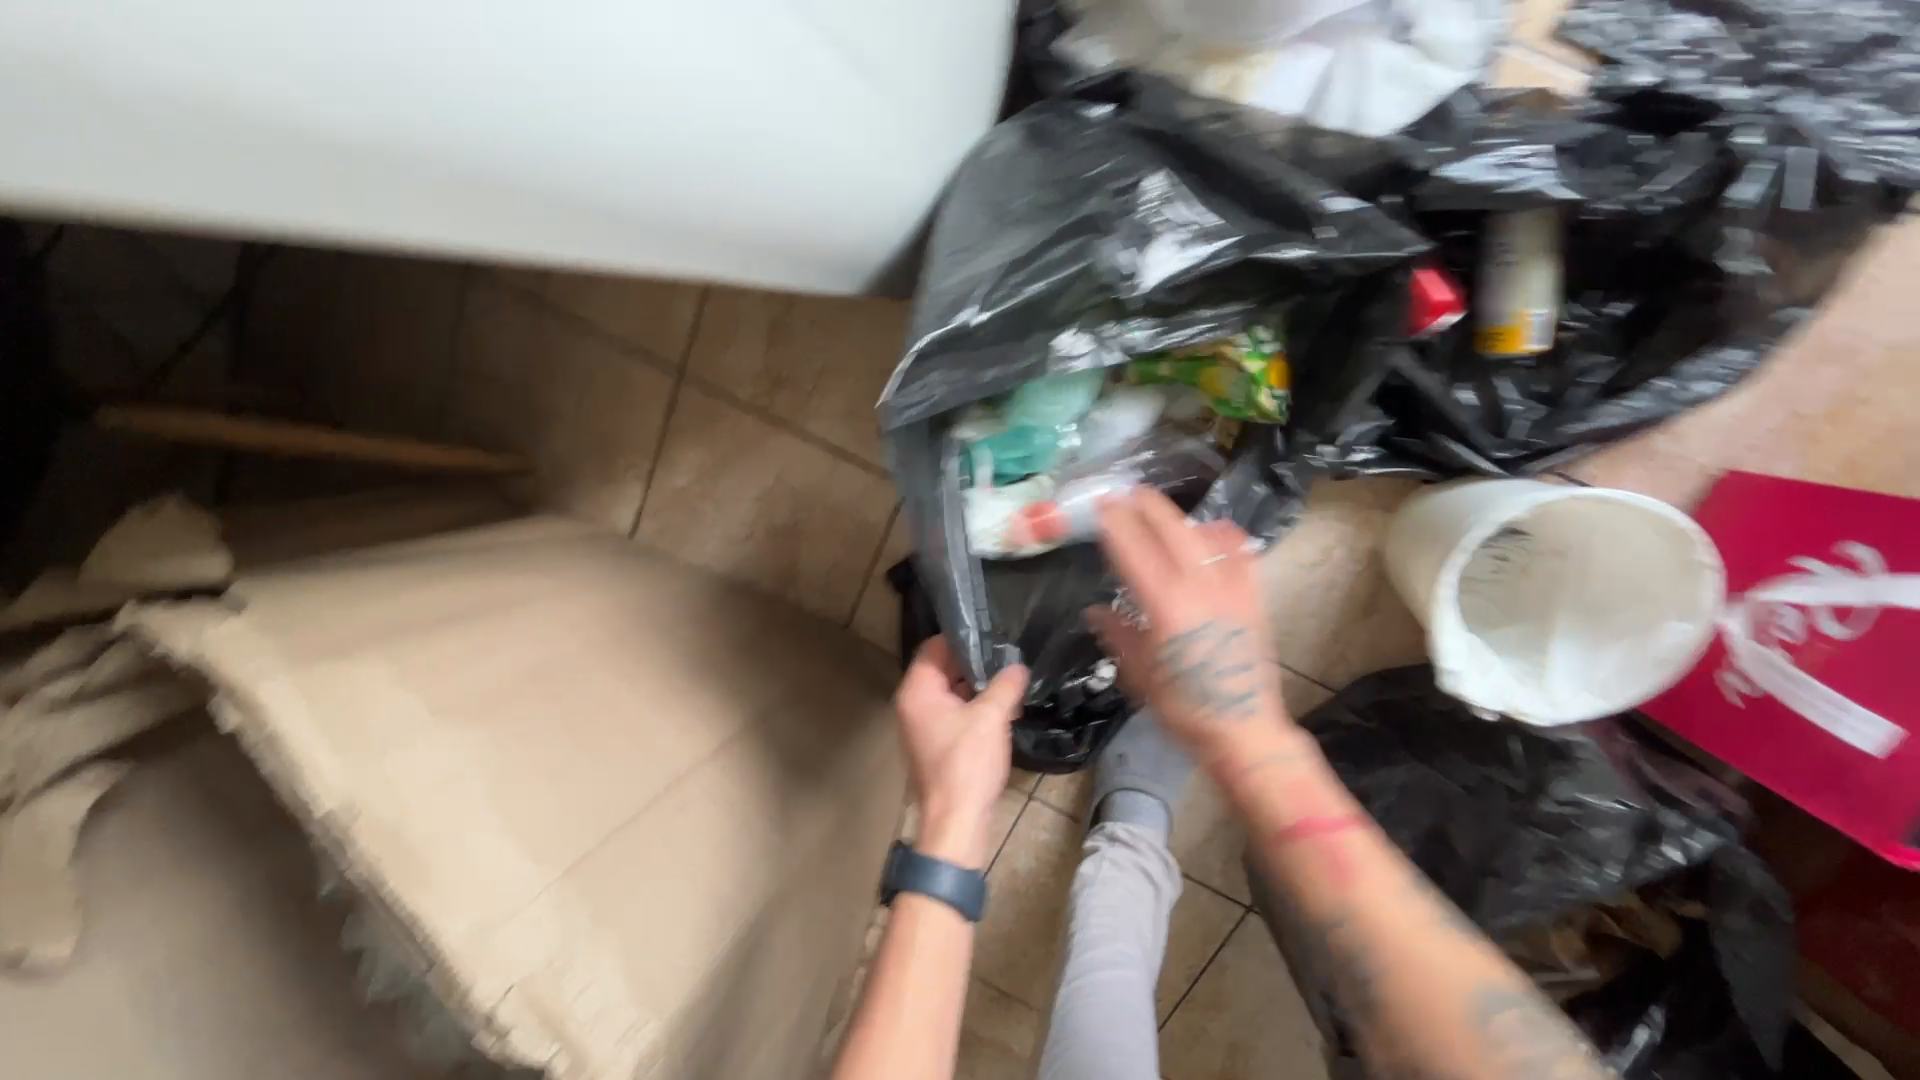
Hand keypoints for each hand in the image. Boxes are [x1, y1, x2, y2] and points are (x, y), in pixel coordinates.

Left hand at [893, 638, 1029, 868]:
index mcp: (917, 692)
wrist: (956, 821)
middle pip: (941, 669)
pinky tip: (1002, 706)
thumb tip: (1018, 667)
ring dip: (976, 686)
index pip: (934, 648)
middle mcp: (913, 705)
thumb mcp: (992, 717)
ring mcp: (922, 726)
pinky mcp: (935, 745)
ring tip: (1009, 677)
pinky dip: (973, 707)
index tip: (991, 631)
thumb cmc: (968, 764)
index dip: (961, 637)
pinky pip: (954, 714)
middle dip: (973, 662)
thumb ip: (1005, 685)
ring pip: (949, 693)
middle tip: (1006, 652)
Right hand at [1087, 489, 1292, 765]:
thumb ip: (1117, 633)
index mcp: (1164, 603)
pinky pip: (1239, 551)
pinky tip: (1209, 535)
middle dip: (1144, 505)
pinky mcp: (1253, 595)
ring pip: (1203, 533)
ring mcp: (1232, 586)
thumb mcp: (1140, 673)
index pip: (1133, 545)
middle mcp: (1199, 585)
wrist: (1244, 729)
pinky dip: (1220, 536)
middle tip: (1124, 496)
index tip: (1100, 505)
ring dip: (1177, 519)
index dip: (1114, 520)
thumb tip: (1095, 611)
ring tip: (1160, 517)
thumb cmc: (1184, 707)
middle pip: (1170, 526)